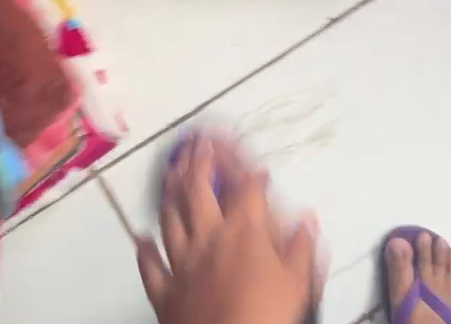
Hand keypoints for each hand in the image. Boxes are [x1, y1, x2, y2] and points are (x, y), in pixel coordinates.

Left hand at [137, 136, 321, 323]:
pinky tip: (140, 238)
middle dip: (199, 165)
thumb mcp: (298, 283)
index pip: (248, 192)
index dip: (253, 176)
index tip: (259, 167)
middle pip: (200, 193)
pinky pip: (150, 268)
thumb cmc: (266, 317)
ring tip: (169, 174)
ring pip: (172, 222)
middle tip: (198, 145)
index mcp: (244, 232)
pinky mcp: (164, 293)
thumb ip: (302, 248)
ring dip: (169, 195)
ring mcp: (183, 264)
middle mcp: (210, 239)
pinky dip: (144, 252)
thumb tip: (310, 220)